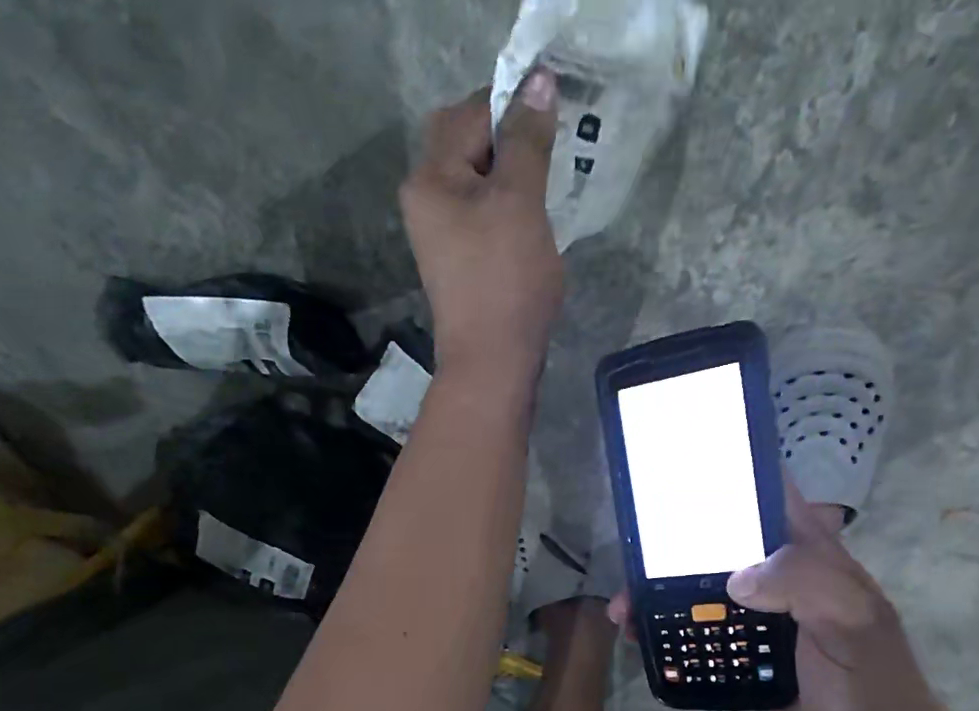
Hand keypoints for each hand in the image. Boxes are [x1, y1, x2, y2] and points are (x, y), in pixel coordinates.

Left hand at [400, 73, 563, 370]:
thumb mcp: (519, 203)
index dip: (509, 104)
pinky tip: (533, 219)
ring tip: (547, 183)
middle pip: (464, 143)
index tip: (553, 112)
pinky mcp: (459, 260)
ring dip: (509, 172)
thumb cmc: (506, 280)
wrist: (493, 360)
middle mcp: (425, 198)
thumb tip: (538, 81)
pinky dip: (506, 204)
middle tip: (550, 146)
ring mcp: (440, 233)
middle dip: (507, 137)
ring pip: (475, 180)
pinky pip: (481, 212)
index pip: (468, 113)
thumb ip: (527, 141)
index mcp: (431, 176)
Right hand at [611, 481, 954, 710]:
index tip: (670, 472)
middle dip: (669, 542)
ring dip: (658, 589)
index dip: (722, 472)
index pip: (762, 490)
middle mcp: (775, 565)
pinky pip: (697, 623)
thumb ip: (806, 583)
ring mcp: (755, 604)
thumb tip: (737, 578)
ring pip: (697, 582)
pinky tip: (639, 635)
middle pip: (714, 538)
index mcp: (806, 544)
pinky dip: (667, 626)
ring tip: (623, 609)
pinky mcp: (740, 640)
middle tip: (629, 555)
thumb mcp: (852, 620)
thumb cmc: (870, 678)